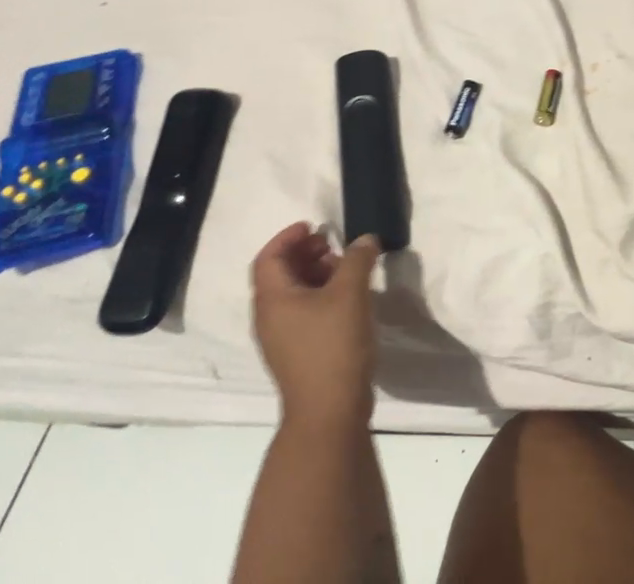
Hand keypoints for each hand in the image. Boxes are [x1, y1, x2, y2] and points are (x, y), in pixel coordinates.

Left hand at [251, 223, 380, 429]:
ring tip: (346, 268)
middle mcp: (269, 317)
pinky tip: (348, 299)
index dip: (288, 237)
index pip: (269, 257)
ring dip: (316, 274)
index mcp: (272, 299)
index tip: (314, 225)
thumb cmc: (333, 345)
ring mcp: (282, 338)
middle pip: (279, 275)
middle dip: (304, 253)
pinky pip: (303, 313)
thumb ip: (357, 259)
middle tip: (333, 244)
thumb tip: (364, 239)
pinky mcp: (298, 352)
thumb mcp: (350, 294)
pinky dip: (321, 296)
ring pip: (293, 295)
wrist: (329, 409)